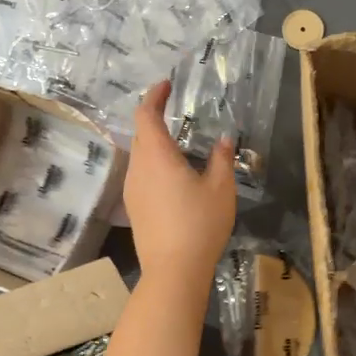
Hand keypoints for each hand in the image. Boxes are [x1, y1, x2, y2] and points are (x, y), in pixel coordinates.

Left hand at [124, 82, 236, 282]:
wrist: (173, 270)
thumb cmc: (200, 224)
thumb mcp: (221, 189)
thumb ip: (221, 160)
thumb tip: (223, 140)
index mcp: (157, 156)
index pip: (146, 114)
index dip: (154, 96)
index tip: (166, 85)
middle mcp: (138, 168)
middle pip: (141, 134)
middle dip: (154, 118)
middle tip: (175, 113)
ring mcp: (132, 189)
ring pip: (140, 156)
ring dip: (155, 144)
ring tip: (179, 145)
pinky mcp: (134, 208)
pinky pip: (142, 175)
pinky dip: (154, 165)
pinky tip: (173, 177)